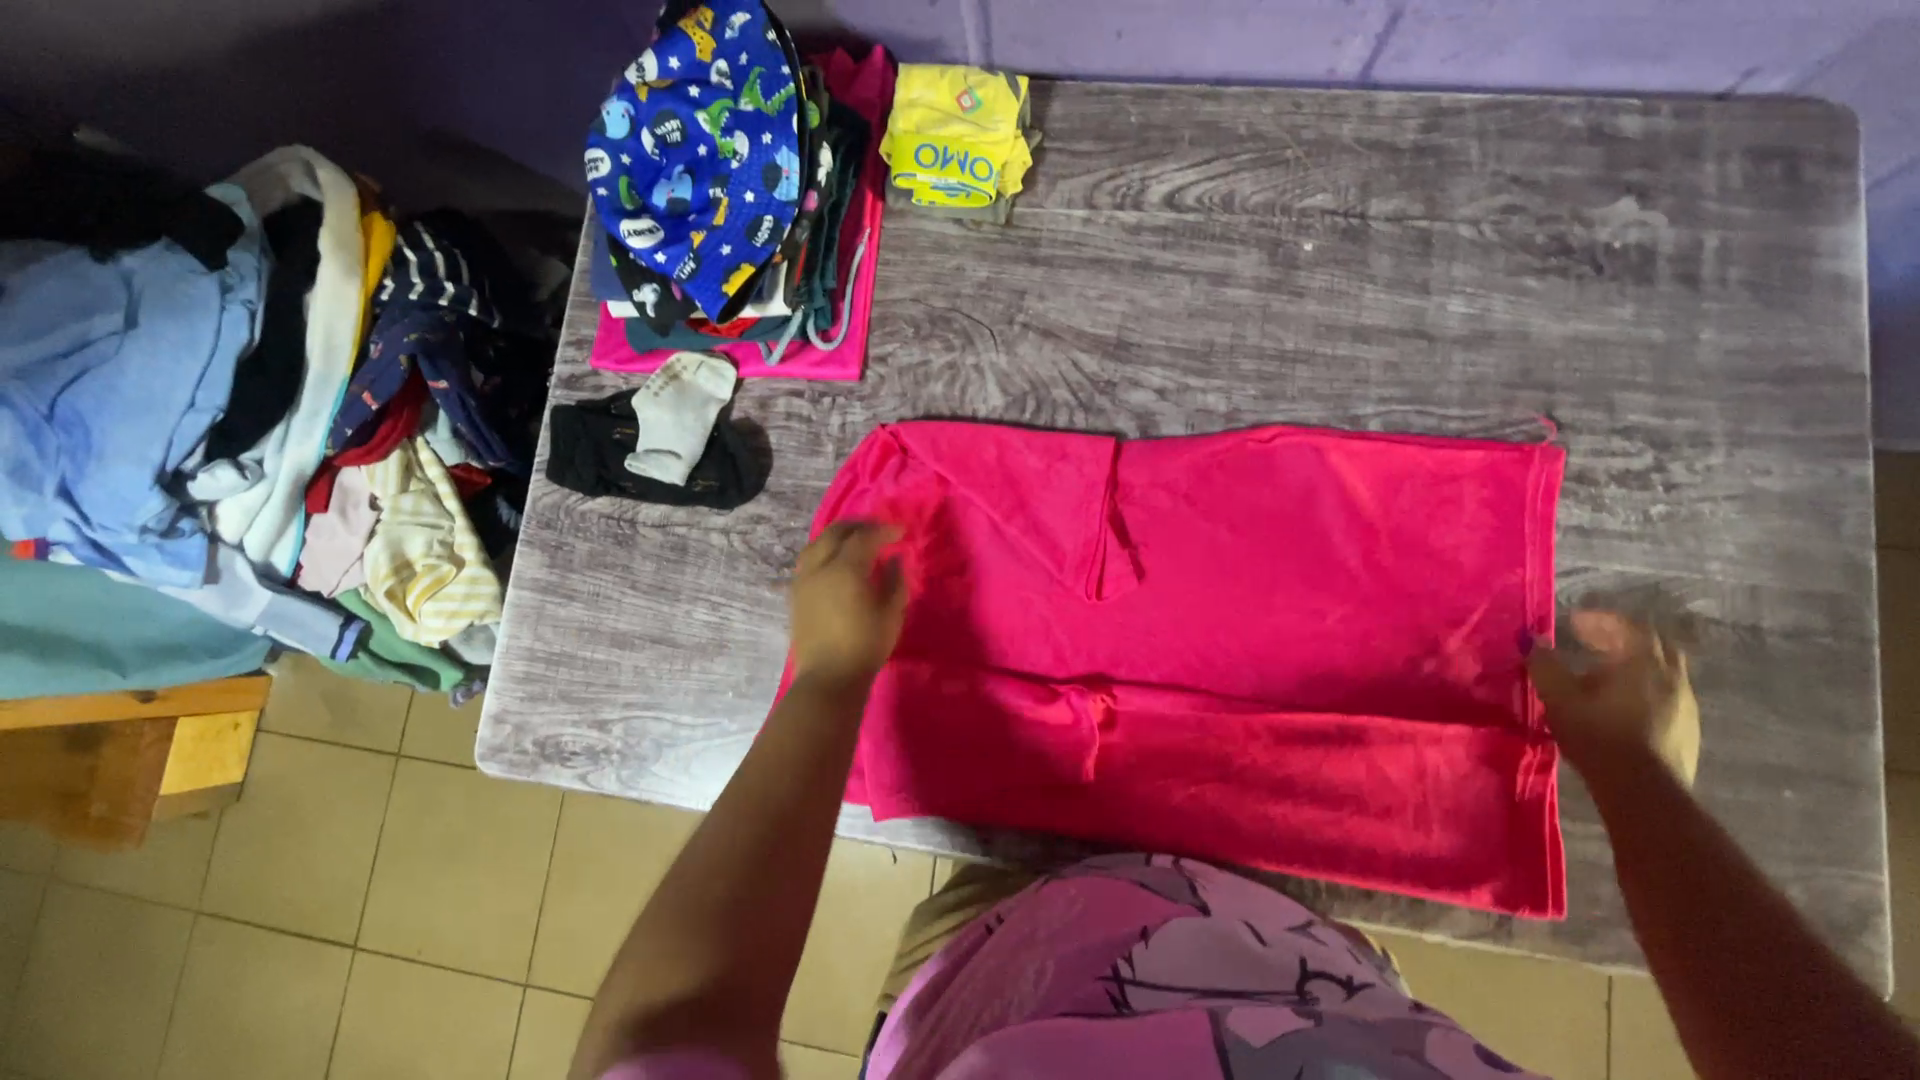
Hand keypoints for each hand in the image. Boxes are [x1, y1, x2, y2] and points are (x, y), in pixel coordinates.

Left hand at [788, 522, 907, 687]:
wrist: (828, 677)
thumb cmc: (865, 646)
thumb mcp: (891, 613)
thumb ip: (894, 580)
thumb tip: (894, 559)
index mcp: (845, 568)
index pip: (865, 536)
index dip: (884, 530)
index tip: (900, 532)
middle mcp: (819, 566)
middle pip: (836, 532)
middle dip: (858, 526)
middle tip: (878, 531)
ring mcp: (802, 579)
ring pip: (817, 543)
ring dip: (837, 537)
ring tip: (854, 543)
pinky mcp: (795, 594)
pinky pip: (807, 560)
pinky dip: (823, 552)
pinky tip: (835, 564)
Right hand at [1528, 610, 1700, 786]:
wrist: (1642, 789)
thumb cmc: (1598, 735)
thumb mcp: (1559, 697)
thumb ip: (1545, 665)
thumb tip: (1535, 641)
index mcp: (1643, 662)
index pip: (1627, 626)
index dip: (1599, 619)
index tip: (1573, 621)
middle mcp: (1672, 676)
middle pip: (1653, 645)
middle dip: (1622, 639)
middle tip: (1592, 643)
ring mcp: (1686, 703)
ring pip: (1662, 671)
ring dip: (1634, 666)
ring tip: (1603, 677)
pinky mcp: (1688, 728)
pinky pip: (1666, 695)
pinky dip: (1644, 688)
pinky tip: (1621, 706)